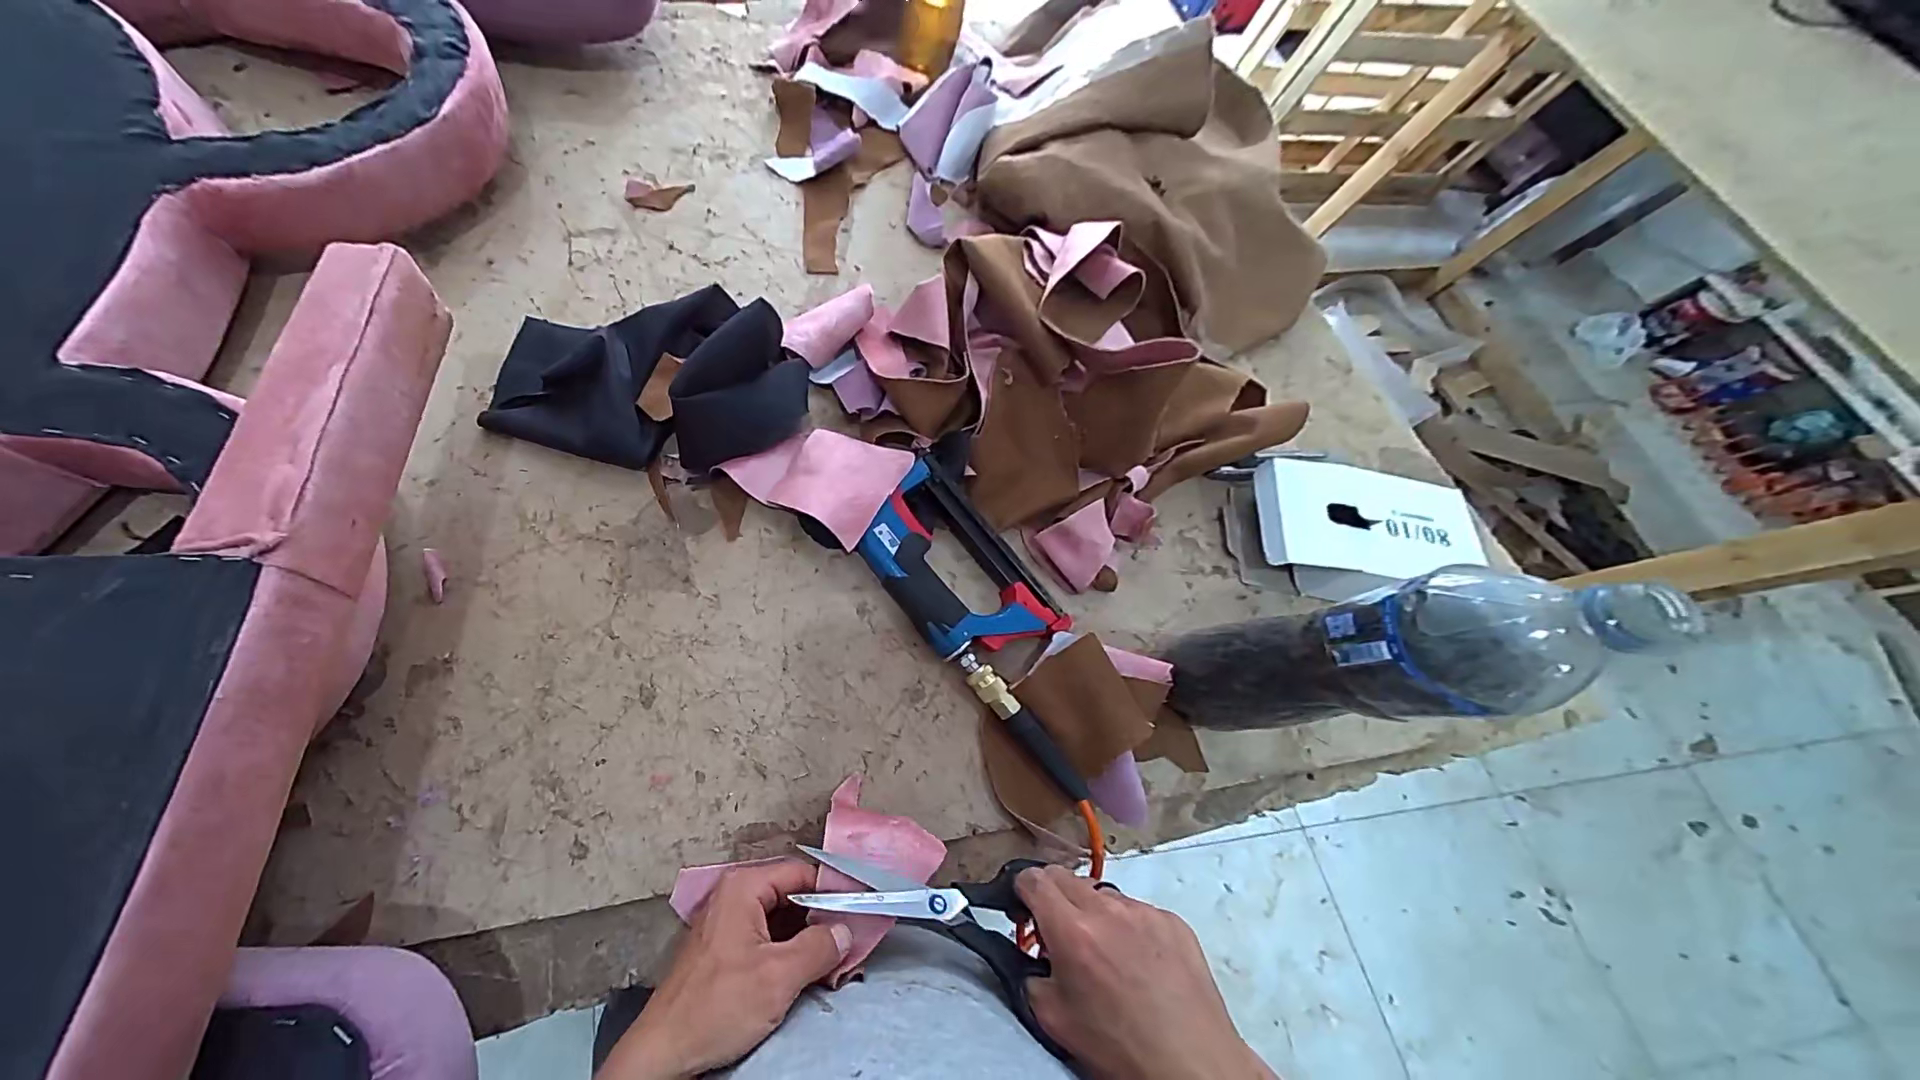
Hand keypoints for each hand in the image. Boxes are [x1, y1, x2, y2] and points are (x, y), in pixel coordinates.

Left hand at [597, 859, 851, 1079]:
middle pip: (793, 893)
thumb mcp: (778, 977)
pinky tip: (806, 969)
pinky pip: (767, 936)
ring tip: (833, 956)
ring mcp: (727, 921)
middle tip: (849, 937)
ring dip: (807, 937)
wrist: (661, 1055)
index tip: (858, 907)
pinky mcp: (724, 948)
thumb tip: (844, 931)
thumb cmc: (713, 1009)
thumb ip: (820, 946)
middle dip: (822, 917)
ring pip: (782, 917)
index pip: (803, 872)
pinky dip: (788, 949)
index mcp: (743, 887)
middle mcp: (733, 895)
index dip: (833, 889)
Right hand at [1018, 866, 1275, 1079]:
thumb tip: (1024, 950)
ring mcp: (1144, 911)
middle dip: (1051, 896)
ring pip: (1100, 891)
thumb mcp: (1054, 1017)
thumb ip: (1028, 971)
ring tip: (1100, 951)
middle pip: (1064, 876)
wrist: (1191, 1066)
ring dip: (1090, 910)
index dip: (1021, 889)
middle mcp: (1108, 911)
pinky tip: (1133, 959)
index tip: (1021, 902)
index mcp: (1074, 932)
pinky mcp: (1171, 919)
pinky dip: (1126, 924)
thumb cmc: (1124, 1050)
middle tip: (1054, 928)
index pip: (1033, 879)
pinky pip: (1136, 908)